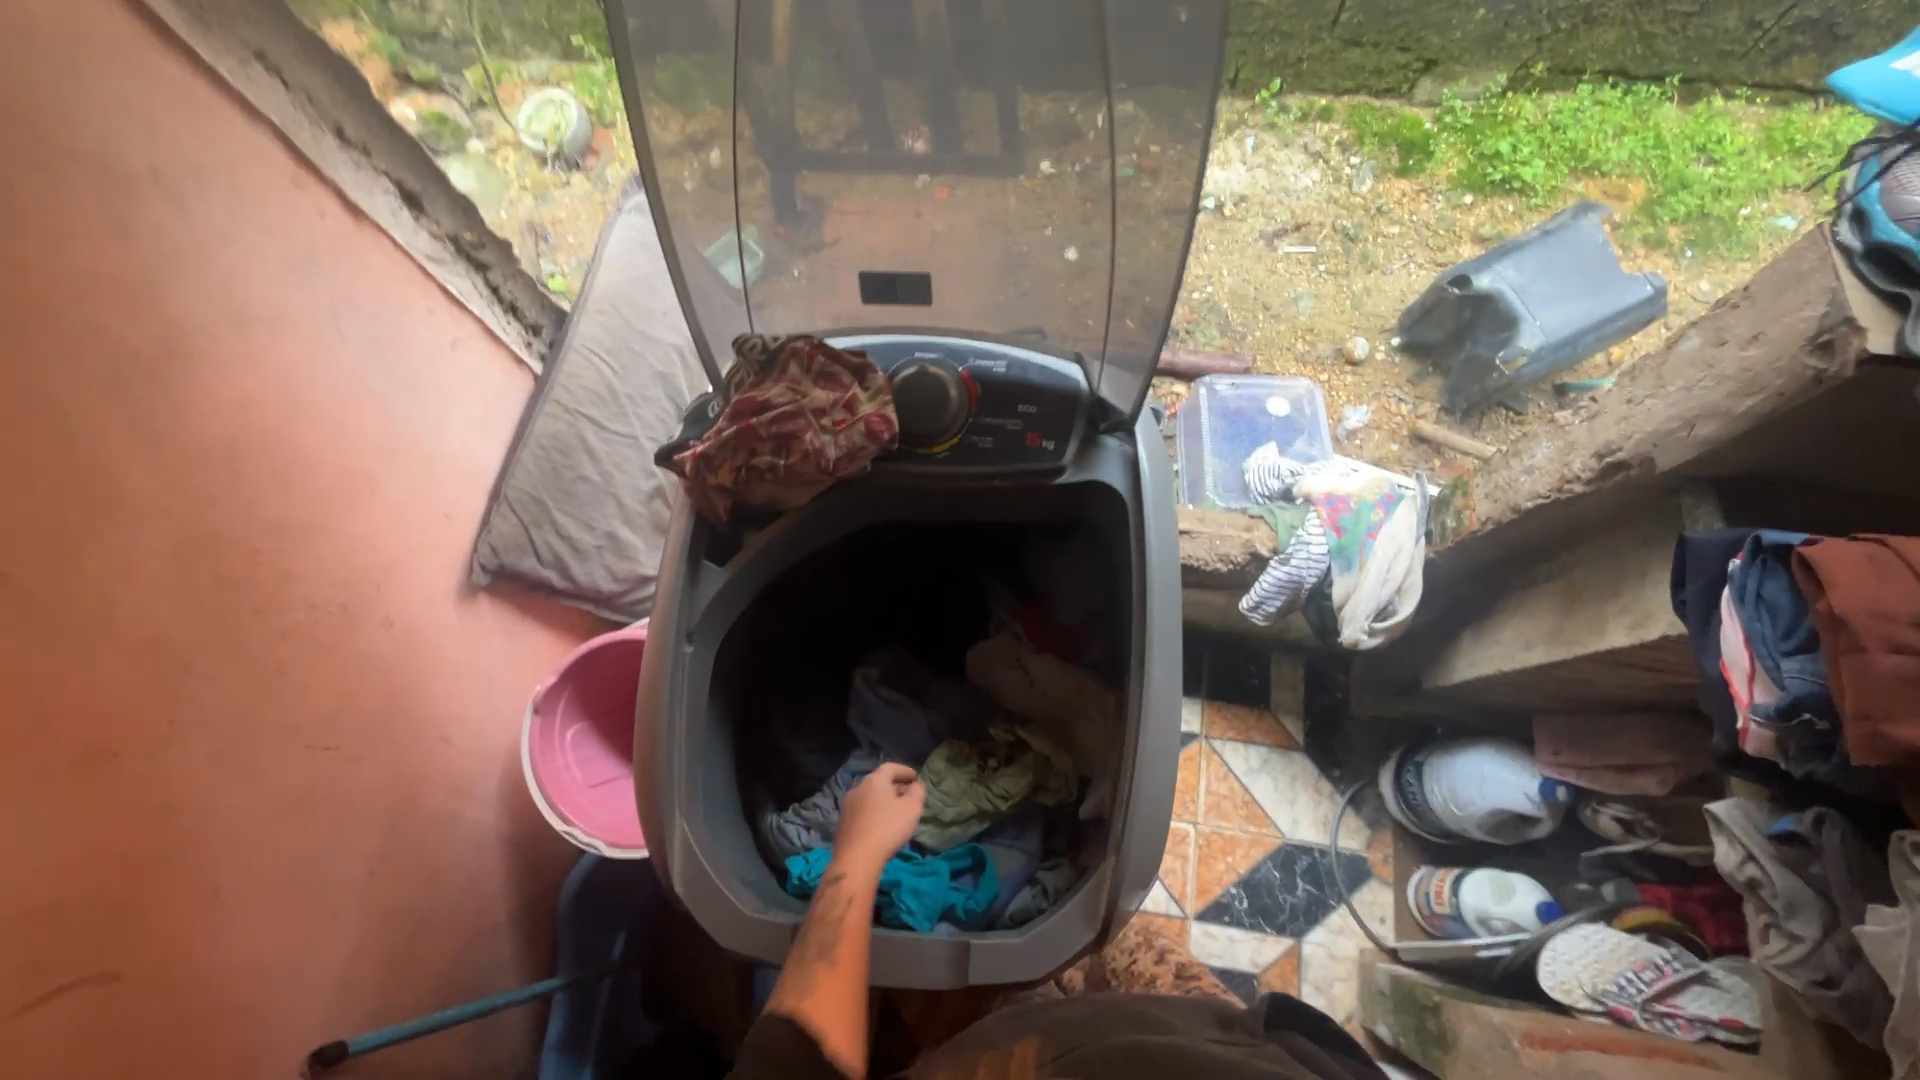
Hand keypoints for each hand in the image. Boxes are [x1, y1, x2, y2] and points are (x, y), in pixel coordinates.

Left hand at [834, 763, 923, 869]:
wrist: (856, 858)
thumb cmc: (888, 828)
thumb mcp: (912, 808)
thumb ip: (917, 793)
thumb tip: (916, 786)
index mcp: (874, 781)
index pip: (890, 767)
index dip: (905, 771)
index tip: (916, 778)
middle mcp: (858, 789)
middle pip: (879, 782)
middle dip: (896, 787)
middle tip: (909, 795)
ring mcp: (848, 806)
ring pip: (870, 798)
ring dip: (884, 801)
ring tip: (897, 812)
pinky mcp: (843, 824)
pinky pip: (863, 812)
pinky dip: (874, 813)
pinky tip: (882, 826)